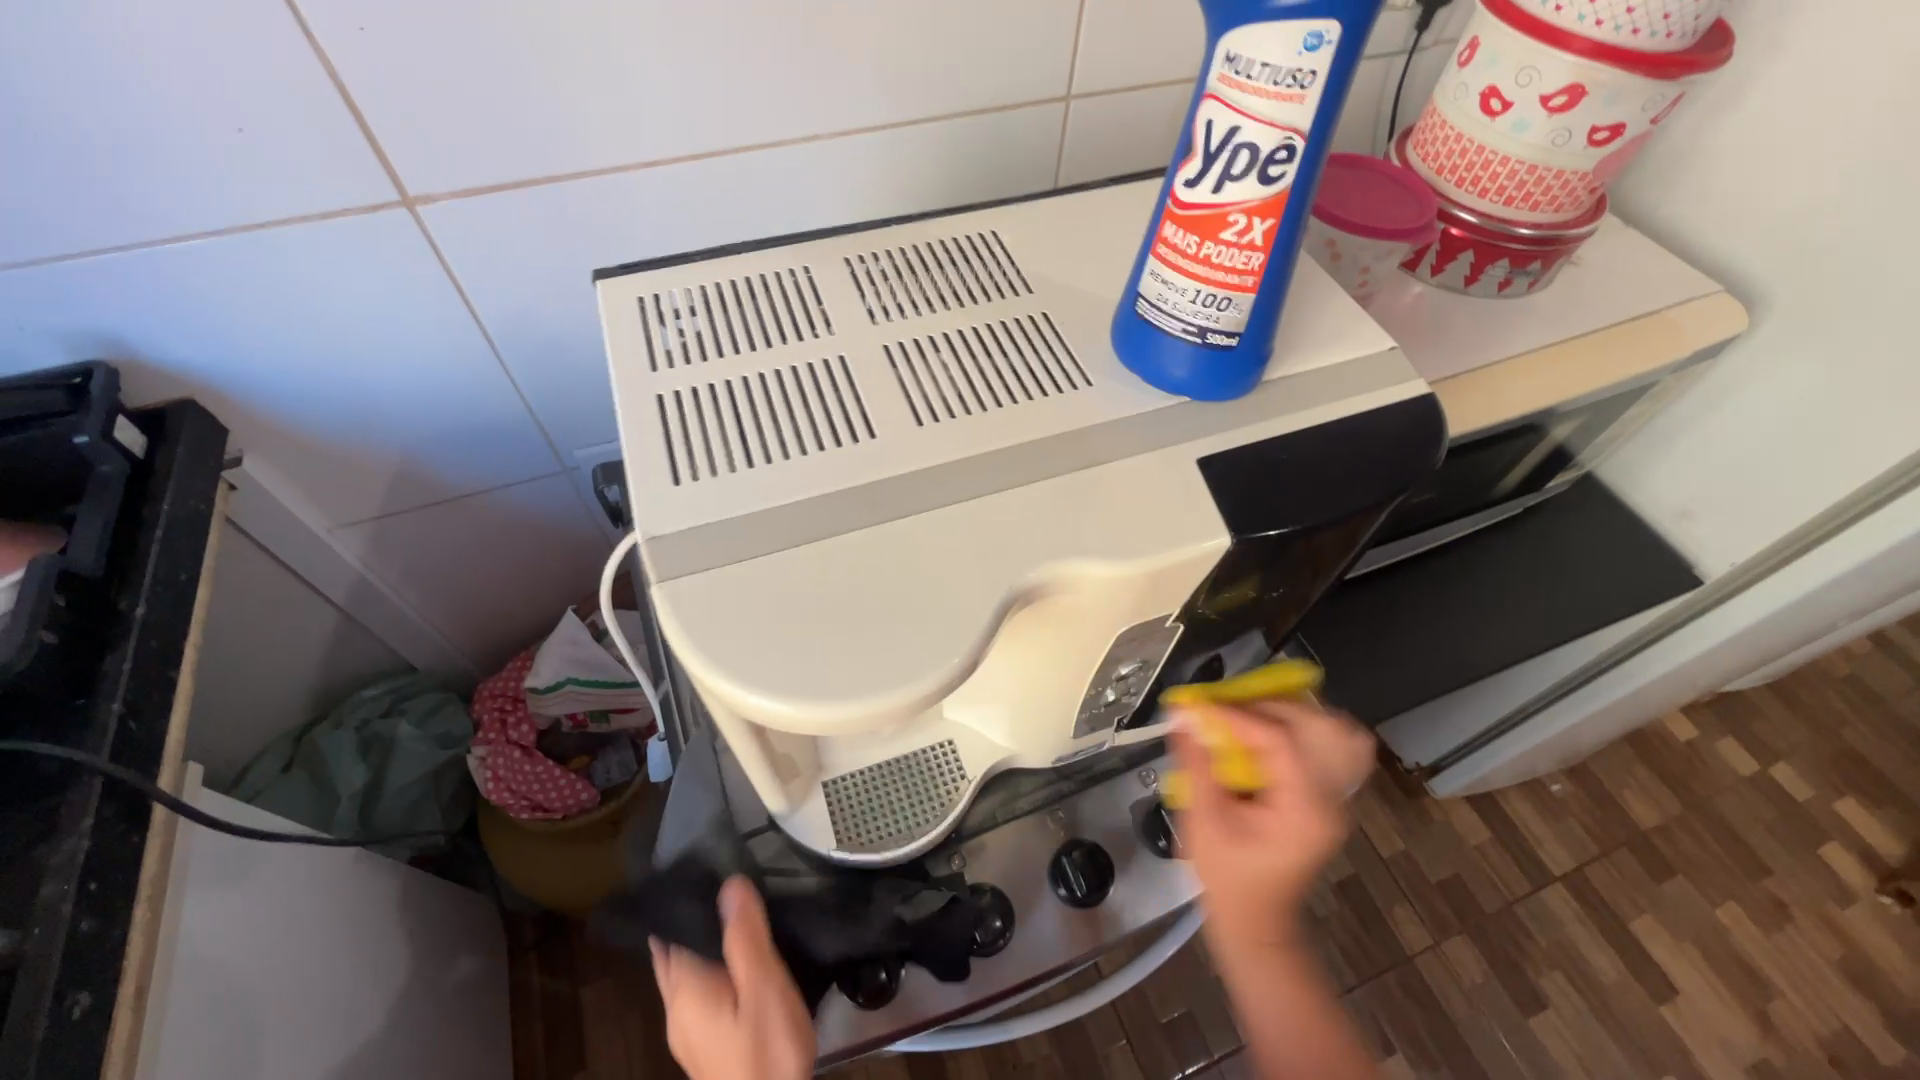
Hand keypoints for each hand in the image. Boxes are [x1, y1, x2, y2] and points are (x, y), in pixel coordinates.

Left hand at [650, 877, 815, 1079]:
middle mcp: (676, 1008)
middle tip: (711, 887)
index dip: (685, 901)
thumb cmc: (767, 1052)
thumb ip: (745, 937)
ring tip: (724, 920)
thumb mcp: (764, 988)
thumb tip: (729, 883)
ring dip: (695, 948)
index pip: (674, 932)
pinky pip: (696, 995)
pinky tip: (730, 972)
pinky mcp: (703, 1049)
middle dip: (684, 924)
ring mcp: (686, 1033)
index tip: (701, 870)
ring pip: (682, 977)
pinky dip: (705, 972)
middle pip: (671, 955)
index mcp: (685, 988)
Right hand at [1169, 700, 1374, 948]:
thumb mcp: (1202, 822)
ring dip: (1295, 714)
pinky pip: (1334, 748)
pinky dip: (1307, 730)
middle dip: (1267, 707)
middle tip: (1225, 707)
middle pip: (1318, 727)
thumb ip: (1195, 763)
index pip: (1281, 740)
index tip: (1201, 707)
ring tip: (1254, 715)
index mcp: (1305, 808)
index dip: (1239, 716)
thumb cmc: (1227, 878)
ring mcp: (1339, 799)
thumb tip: (1182, 714)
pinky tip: (1272, 734)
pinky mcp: (1332, 798)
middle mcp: (1333, 799)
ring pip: (1338, 733)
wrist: (1256, 922)